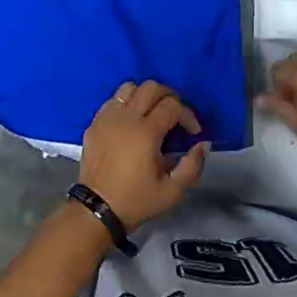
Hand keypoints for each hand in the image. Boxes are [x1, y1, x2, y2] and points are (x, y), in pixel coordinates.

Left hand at [78, 81, 209, 231]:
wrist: (97, 210)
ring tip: (153, 113)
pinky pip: (112, 101)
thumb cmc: (137, 200)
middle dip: (169, 95)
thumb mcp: (173, 191)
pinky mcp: (93, 124)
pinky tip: (131, 122)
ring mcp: (106, 118)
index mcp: (145, 132)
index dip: (188, 114)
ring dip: (145, 95)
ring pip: (128, 88)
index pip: (172, 105)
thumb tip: (203, 144)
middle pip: (150, 87)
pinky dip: (125, 104)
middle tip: (177, 114)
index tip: (193, 132)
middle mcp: (125, 118)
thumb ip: (193, 165)